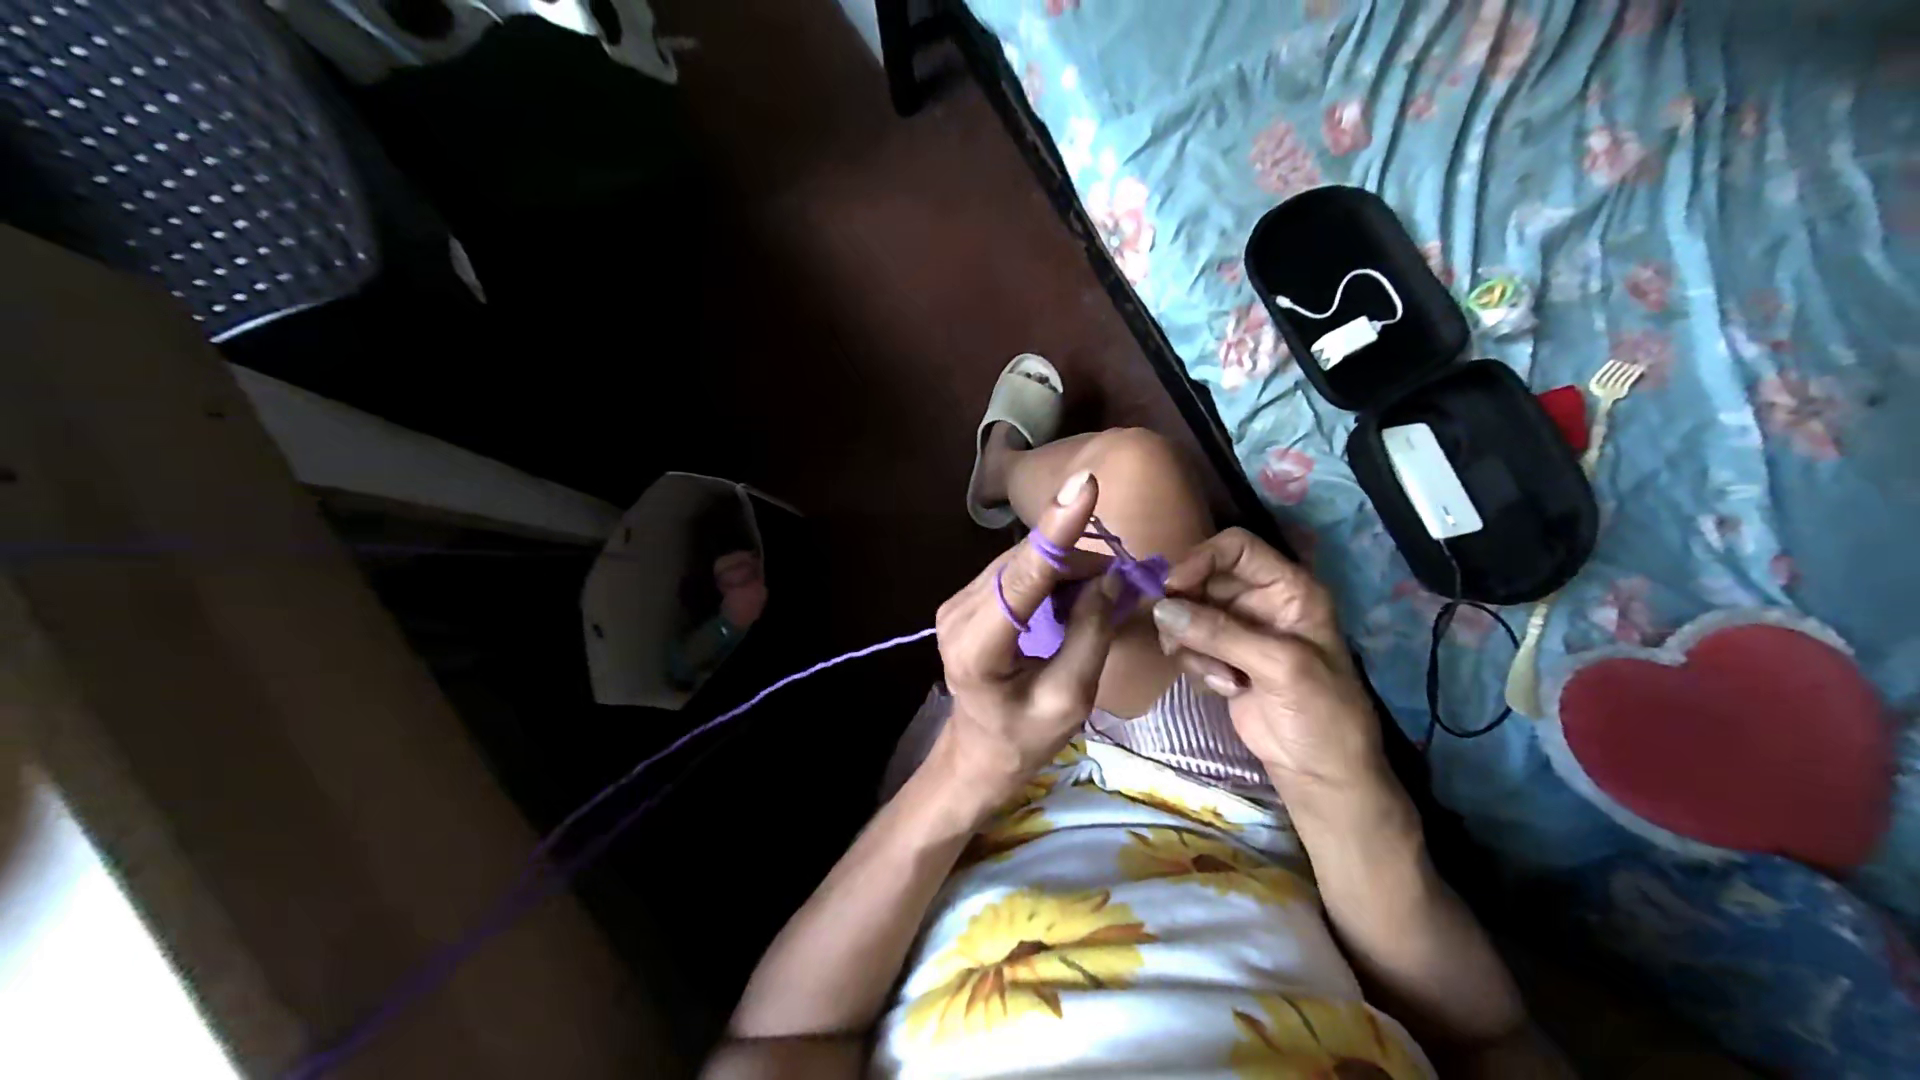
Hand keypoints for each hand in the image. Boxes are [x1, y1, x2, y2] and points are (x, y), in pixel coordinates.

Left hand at [931, 470, 1120, 812]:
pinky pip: (1017, 571)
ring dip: (1068, 569)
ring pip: (1023, 562)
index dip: (1056, 530)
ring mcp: (958, 602)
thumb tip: (1112, 577)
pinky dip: (1051, 576)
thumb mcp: (1070, 698)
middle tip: (1123, 581)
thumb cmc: (1025, 739)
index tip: (1085, 485)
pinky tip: (1074, 596)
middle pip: (1027, 563)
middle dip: (1079, 561)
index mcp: (978, 647)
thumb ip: (1090, 634)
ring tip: (1102, 595)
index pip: (1022, 578)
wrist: (980, 752)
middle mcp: (958, 613)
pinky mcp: (968, 599)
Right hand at [1151, 528, 1384, 794]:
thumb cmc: (1321, 713)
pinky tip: (1223, 687)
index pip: (1237, 548)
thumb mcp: (1279, 667)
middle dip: (1186, 608)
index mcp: (1289, 589)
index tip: (1172, 587)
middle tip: (1176, 638)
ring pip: (1187, 612)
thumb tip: (1162, 608)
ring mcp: (1238, 630)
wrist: (1322, 774)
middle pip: (1203, 578)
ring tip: (1217, 675)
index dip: (1202, 559)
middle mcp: (1260, 601)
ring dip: (1189, 642)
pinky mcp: (1221, 657)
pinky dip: (1193, 662)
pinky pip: (1187, 642)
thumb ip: (1221, 633)